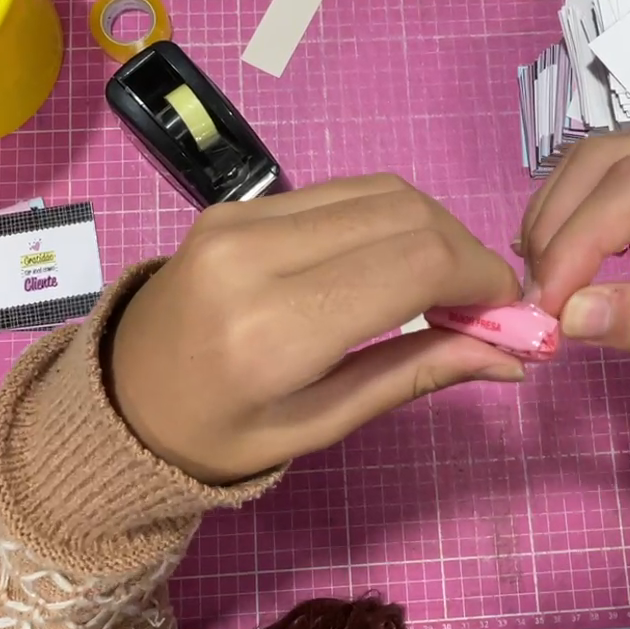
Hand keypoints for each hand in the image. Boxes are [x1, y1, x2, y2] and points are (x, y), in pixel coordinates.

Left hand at [110, 175, 524, 483]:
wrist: (119, 399)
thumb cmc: (219, 436)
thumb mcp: (320, 424)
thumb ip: (415, 375)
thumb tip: (509, 354)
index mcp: (274, 329)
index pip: (413, 264)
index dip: (480, 277)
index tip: (505, 310)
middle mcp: (256, 254)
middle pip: (406, 215)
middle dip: (464, 252)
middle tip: (477, 303)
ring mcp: (239, 217)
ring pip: (380, 192)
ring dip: (431, 229)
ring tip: (438, 284)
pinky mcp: (235, 204)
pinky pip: (340, 192)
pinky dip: (387, 218)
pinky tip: (390, 259)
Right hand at [519, 118, 629, 397]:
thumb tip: (568, 318)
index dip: (585, 234)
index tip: (545, 300)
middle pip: (618, 155)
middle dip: (562, 221)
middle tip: (534, 295)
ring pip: (608, 159)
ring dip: (561, 213)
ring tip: (541, 278)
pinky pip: (619, 182)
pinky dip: (580, 217)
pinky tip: (564, 259)